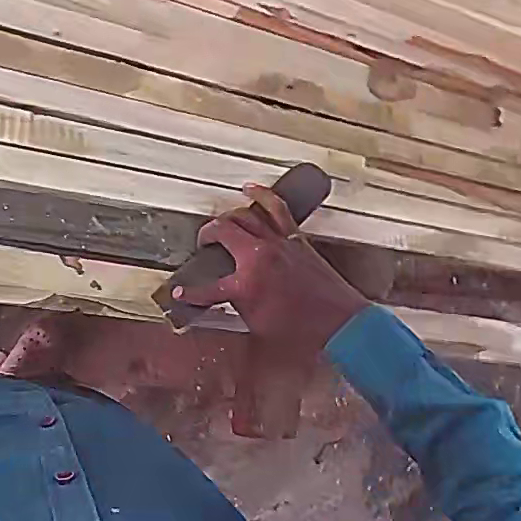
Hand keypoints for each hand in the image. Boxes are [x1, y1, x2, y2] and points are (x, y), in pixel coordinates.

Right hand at [174, 184, 368, 354]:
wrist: (340, 324)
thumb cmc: (303, 330)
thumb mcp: (258, 324)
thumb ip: (238, 304)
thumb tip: (228, 293)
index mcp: (246, 284)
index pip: (207, 289)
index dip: (190, 294)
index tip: (180, 294)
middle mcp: (259, 257)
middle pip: (222, 233)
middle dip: (206, 237)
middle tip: (203, 244)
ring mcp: (278, 243)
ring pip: (244, 215)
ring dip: (227, 217)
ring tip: (219, 220)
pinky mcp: (295, 237)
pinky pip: (276, 208)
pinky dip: (262, 195)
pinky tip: (251, 189)